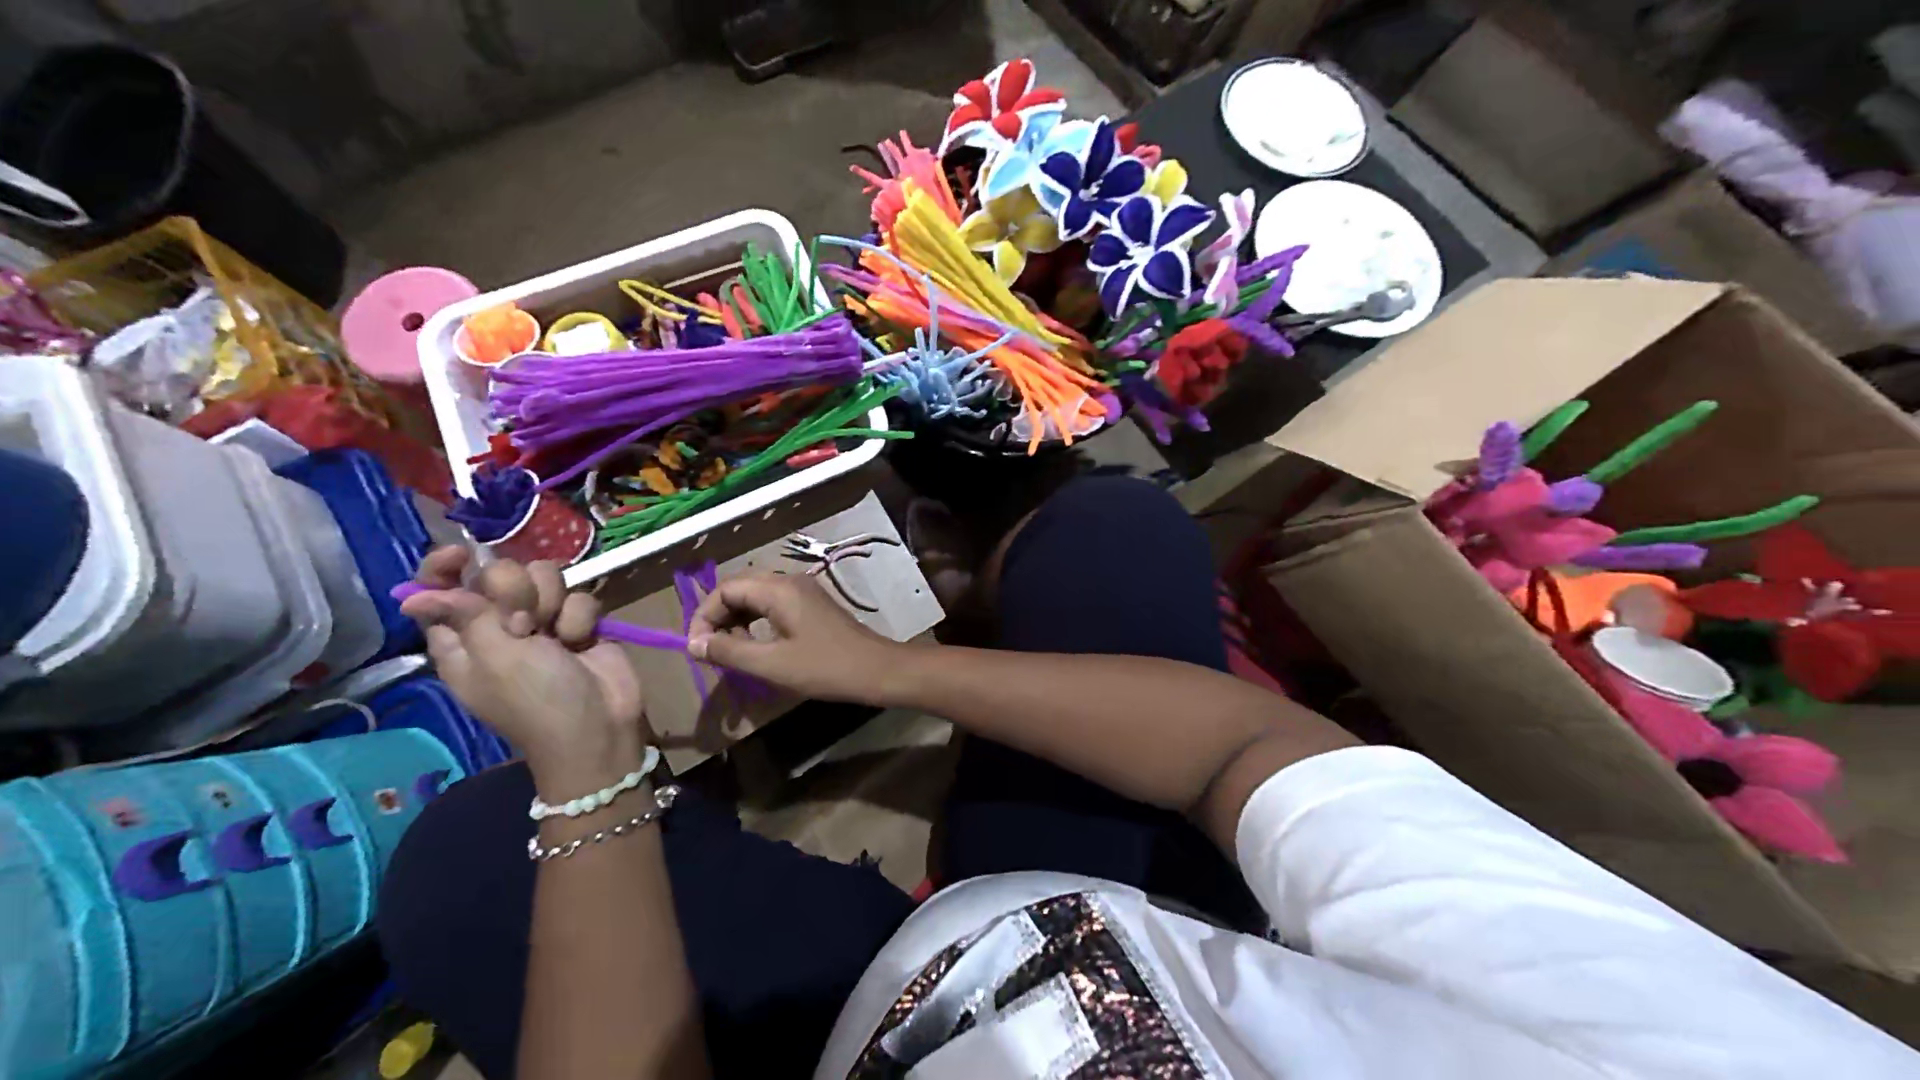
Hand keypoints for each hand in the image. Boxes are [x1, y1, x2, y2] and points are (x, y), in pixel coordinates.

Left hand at [400, 547, 646, 787]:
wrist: (598, 725)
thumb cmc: (538, 699)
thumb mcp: (495, 658)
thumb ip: (467, 614)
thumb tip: (414, 594)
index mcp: (463, 638)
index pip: (439, 590)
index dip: (446, 568)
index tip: (464, 554)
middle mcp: (500, 625)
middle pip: (501, 573)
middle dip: (517, 591)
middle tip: (525, 624)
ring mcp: (543, 623)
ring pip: (544, 577)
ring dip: (553, 603)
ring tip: (557, 636)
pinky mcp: (578, 622)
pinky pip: (579, 595)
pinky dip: (581, 618)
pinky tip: (582, 642)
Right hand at [687, 572, 903, 704]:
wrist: (876, 670)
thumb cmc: (825, 667)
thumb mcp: (772, 664)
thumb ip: (730, 652)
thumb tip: (695, 644)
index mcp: (778, 589)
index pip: (726, 589)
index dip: (704, 616)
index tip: (696, 648)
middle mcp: (789, 581)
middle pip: (739, 588)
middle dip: (718, 616)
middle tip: (710, 650)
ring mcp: (803, 591)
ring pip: (755, 596)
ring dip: (736, 620)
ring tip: (729, 651)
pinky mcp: (811, 605)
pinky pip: (772, 604)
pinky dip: (755, 621)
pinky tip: (754, 645)